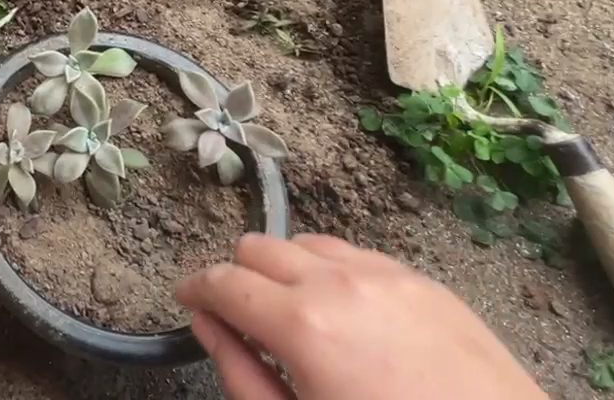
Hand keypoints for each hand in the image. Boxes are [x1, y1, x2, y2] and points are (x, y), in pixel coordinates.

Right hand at [177, 233, 546, 399]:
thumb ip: (239, 372)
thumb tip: (205, 322)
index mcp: (301, 325)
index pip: (221, 280)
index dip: (194, 288)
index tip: (188, 301)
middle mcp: (337, 282)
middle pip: (255, 247)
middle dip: (239, 277)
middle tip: (247, 319)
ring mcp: (386, 274)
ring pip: (303, 242)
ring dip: (287, 271)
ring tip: (301, 317)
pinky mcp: (425, 281)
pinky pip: (355, 253)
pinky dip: (333, 273)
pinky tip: (351, 318)